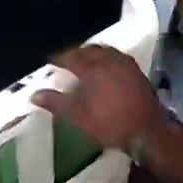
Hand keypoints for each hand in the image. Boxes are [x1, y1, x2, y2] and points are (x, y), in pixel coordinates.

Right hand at [32, 45, 164, 151]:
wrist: (148, 132)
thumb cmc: (111, 124)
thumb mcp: (79, 117)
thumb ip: (56, 103)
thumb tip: (34, 94)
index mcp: (93, 68)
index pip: (71, 56)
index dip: (59, 58)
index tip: (50, 61)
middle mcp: (110, 60)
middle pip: (89, 49)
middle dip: (76, 53)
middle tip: (66, 61)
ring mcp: (126, 64)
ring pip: (105, 51)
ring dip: (93, 53)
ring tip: (84, 62)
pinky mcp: (137, 71)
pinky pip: (117, 56)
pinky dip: (107, 58)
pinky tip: (105, 69)